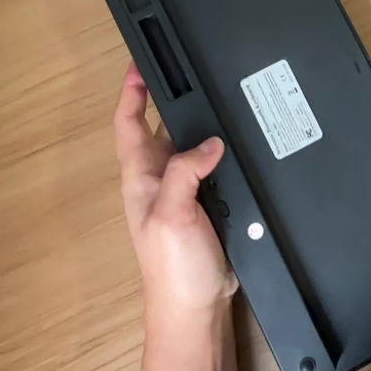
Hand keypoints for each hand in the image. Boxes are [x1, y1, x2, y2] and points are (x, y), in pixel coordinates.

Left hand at [114, 63, 236, 322]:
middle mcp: (159, 179)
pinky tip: (240, 141)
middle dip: (172, 98)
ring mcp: (183, 192)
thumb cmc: (173, 267)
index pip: (129, 123)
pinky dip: (223, 149)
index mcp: (142, 177)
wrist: (196, 308)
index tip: (139, 63)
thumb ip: (186, 173)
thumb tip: (211, 142)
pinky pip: (213, 166)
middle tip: (194, 70)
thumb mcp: (172, 214)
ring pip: (190, 145)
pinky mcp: (208, 204)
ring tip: (222, 98)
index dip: (131, 92)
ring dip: (202, 124)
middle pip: (162, 128)